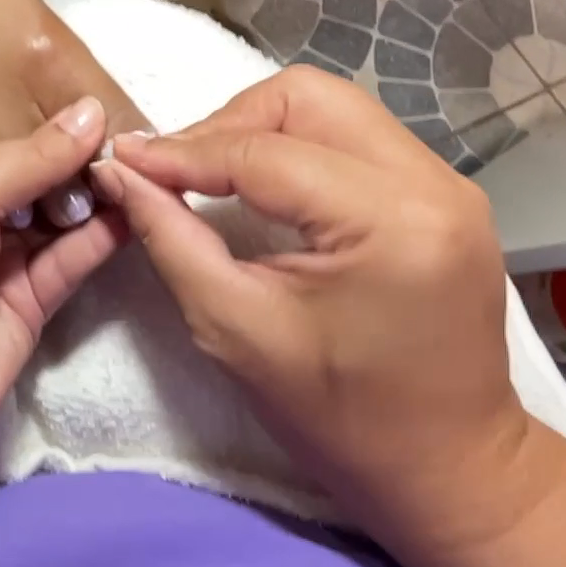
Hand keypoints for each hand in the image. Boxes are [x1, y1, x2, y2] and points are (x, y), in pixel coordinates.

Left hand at [0, 96, 124, 453]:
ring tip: (145, 167)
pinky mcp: (30, 303)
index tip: (107, 109)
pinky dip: (100, 237)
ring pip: (59, 219)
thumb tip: (90, 109)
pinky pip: (70, 260)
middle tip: (137, 138)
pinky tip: (136, 208)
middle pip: (37, 181)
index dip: (53, 128)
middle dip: (80, 161)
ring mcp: (1, 262)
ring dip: (97, 196)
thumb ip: (28, 157)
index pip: (8, 144)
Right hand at [88, 67, 533, 537]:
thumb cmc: (338, 416)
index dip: (181, 152)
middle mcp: (432, 184)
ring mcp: (445, 183)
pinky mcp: (440, 192)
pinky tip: (255, 182)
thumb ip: (168, 235)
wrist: (449, 470)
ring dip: (255, 128)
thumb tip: (116, 170)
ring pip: (326, 105)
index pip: (263, 154)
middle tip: (175, 170)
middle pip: (304, 97)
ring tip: (207, 173)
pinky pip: (348, 133)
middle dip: (225, 123)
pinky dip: (289, 144)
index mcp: (391, 224)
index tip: (122, 158)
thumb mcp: (232, 327)